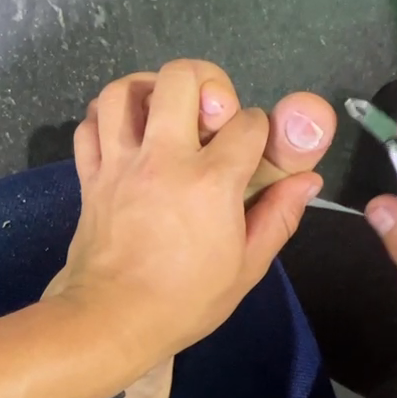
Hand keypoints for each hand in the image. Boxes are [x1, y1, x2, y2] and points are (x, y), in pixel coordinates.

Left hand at [48, 59, 326, 365]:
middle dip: (206, 82)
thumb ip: (278, 218)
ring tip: (162, 111)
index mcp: (211, 181)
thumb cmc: (183, 301)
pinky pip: (89, 126)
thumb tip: (308, 181)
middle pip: (181, 77)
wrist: (110, 320)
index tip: (252, 153)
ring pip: (124, 91)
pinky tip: (124, 134)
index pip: (247, 122)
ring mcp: (120, 165)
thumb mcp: (245, 268)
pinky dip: (105, 119)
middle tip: (209, 113)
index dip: (257, 130)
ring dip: (147, 89)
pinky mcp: (90, 178)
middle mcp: (163, 159)